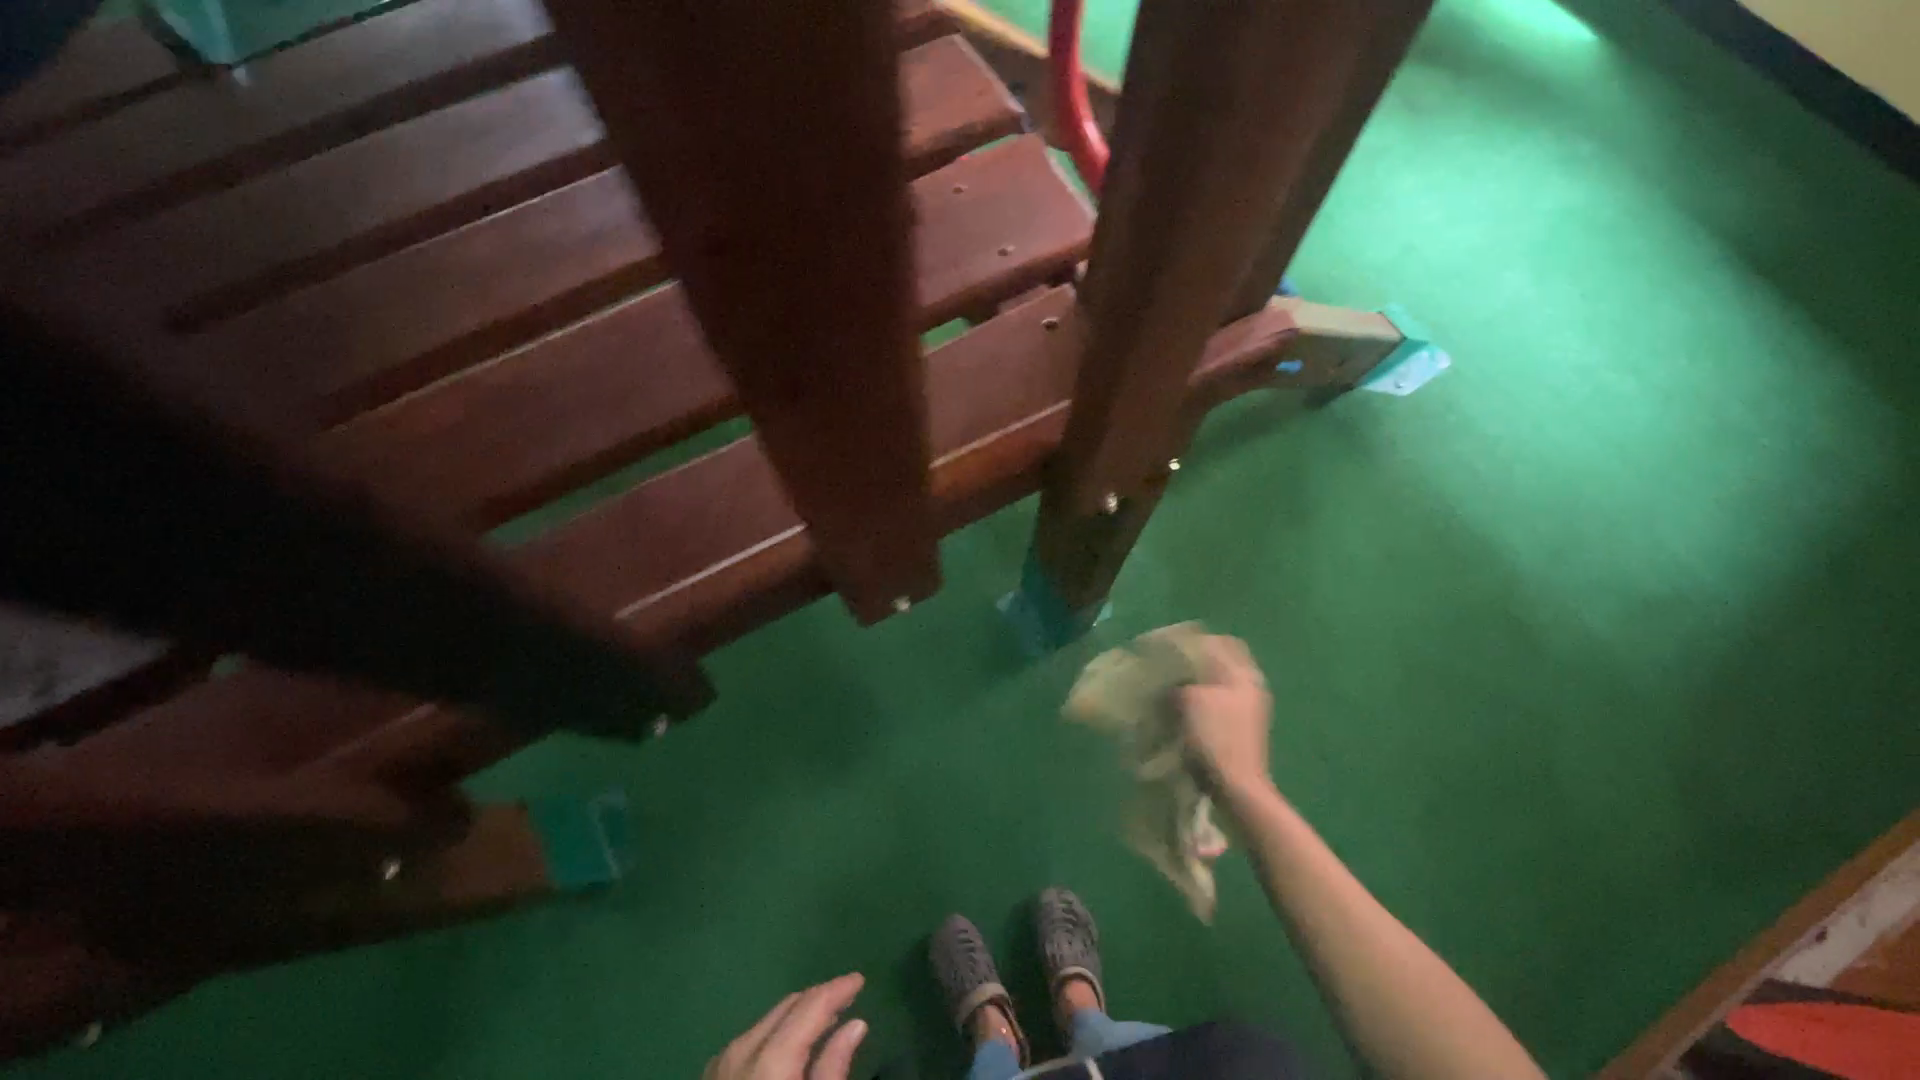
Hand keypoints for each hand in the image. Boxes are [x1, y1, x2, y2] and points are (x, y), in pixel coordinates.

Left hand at [704, 974, 869, 1079]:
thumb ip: (833, 1069)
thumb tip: (855, 1025)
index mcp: (770, 1059)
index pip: (809, 1006)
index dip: (836, 989)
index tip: (860, 980)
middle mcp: (742, 1050)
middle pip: (786, 1007)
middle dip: (818, 998)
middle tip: (847, 997)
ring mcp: (720, 1063)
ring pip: (766, 1020)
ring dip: (797, 1014)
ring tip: (824, 1018)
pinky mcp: (710, 1075)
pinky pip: (750, 1038)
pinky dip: (775, 1031)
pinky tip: (787, 1044)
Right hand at [1179, 635, 1273, 797]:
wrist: (1237, 786)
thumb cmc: (1216, 737)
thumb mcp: (1190, 700)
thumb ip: (1180, 681)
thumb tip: (1173, 681)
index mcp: (1244, 674)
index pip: (1222, 642)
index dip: (1195, 640)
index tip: (1170, 646)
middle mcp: (1252, 686)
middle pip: (1222, 662)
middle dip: (1196, 661)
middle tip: (1169, 665)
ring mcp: (1250, 708)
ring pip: (1220, 683)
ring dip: (1197, 682)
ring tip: (1171, 687)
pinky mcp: (1242, 728)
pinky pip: (1218, 703)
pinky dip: (1201, 700)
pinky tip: (1182, 708)